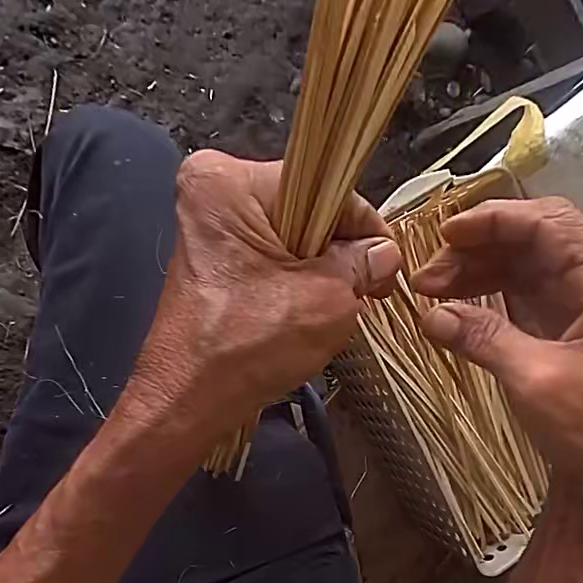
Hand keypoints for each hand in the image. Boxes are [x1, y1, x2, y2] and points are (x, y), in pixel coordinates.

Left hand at [127, 151, 401, 437]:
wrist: (192, 400)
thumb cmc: (250, 346)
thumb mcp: (327, 299)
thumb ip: (363, 264)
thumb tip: (386, 254)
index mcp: (230, 182)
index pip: (325, 188)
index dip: (366, 228)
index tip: (389, 264)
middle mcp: (214, 192)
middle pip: (309, 211)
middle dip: (343, 251)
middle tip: (369, 290)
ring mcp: (211, 229)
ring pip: (294, 238)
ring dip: (324, 271)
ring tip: (345, 306)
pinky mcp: (216, 262)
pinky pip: (274, 258)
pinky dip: (300, 281)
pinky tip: (315, 310)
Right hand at [411, 197, 582, 503]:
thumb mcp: (533, 380)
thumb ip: (482, 337)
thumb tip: (429, 316)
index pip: (553, 225)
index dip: (494, 222)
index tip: (445, 232)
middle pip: (542, 237)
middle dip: (482, 249)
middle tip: (429, 275)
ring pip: (534, 259)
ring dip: (484, 268)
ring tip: (434, 289)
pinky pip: (536, 285)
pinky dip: (498, 288)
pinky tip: (461, 298)